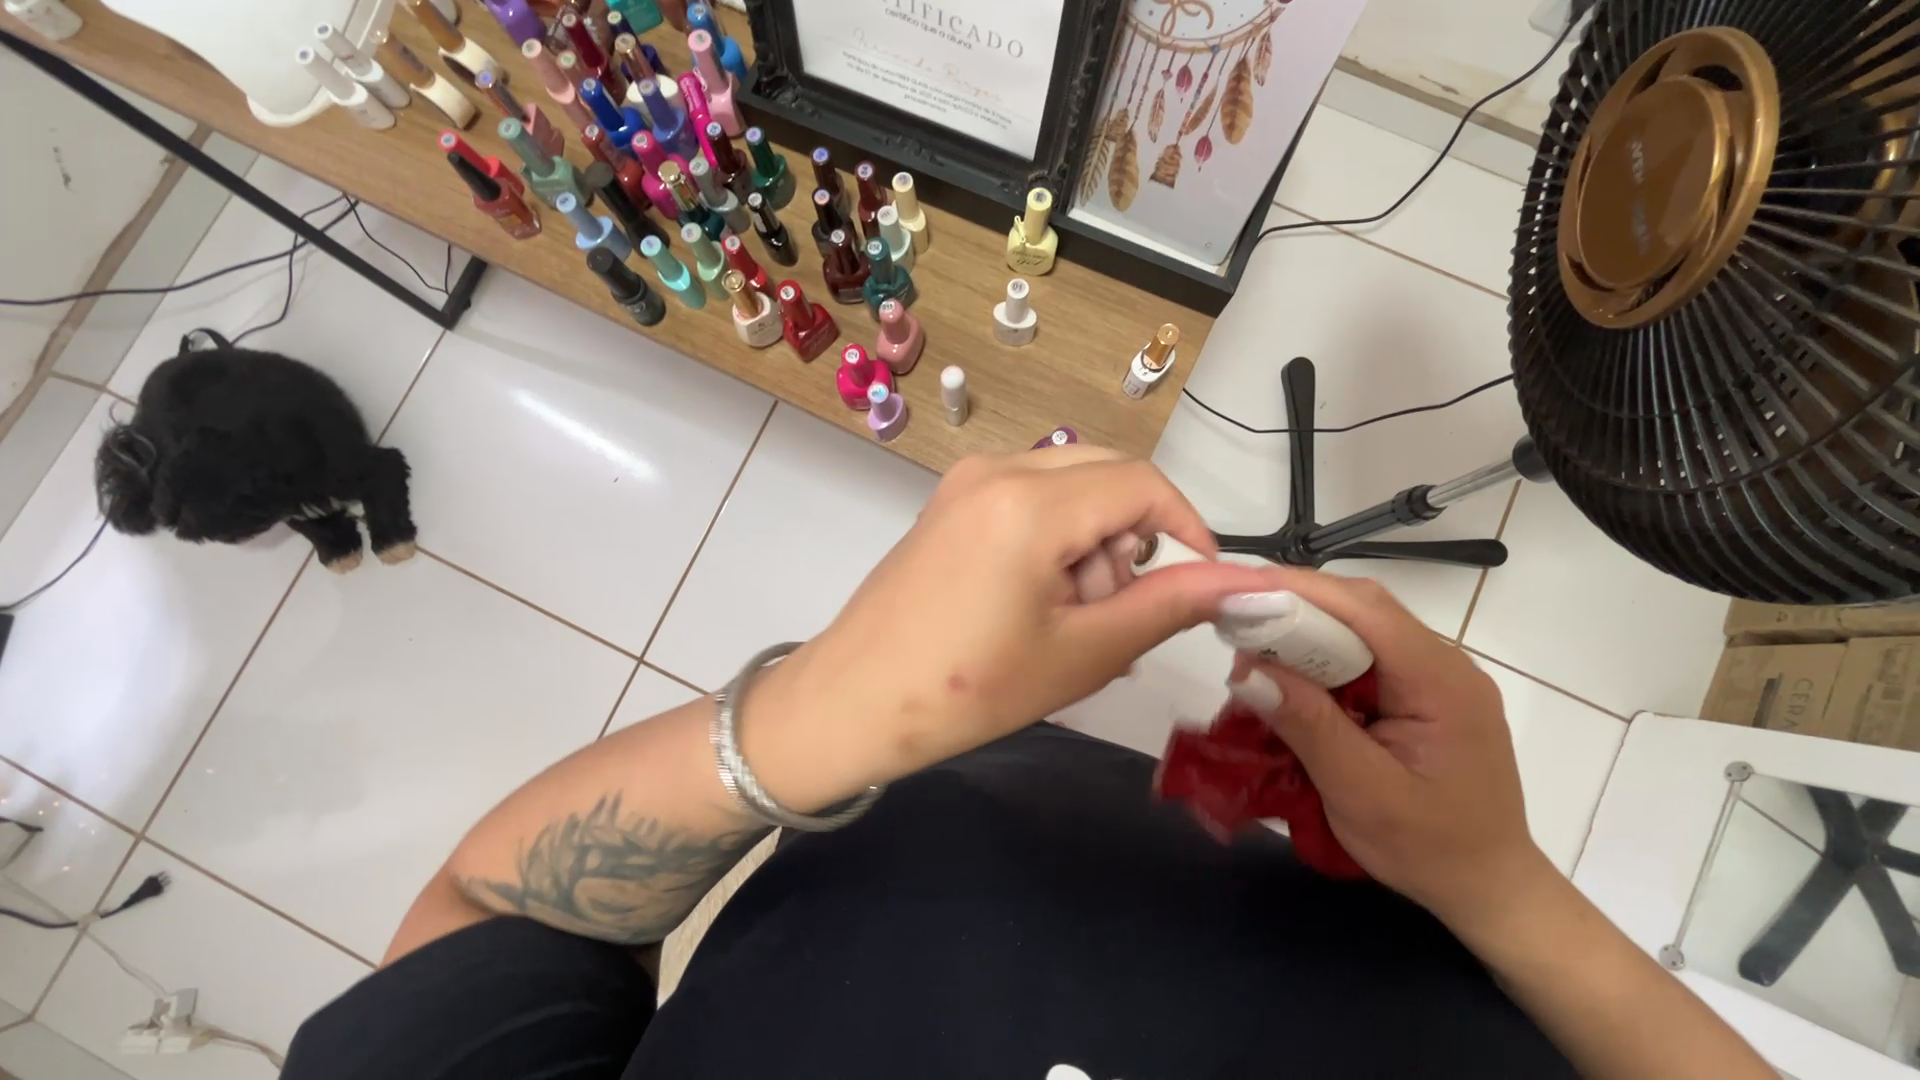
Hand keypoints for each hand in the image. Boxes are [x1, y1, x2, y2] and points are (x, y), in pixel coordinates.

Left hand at [745, 447, 1281, 806]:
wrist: (853, 702)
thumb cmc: (968, 690)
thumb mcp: (1082, 652)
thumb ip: (1168, 605)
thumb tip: (1243, 580)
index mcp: (1029, 502)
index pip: (1142, 483)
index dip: (1188, 526)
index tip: (1201, 581)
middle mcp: (997, 469)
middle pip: (1106, 475)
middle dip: (1131, 537)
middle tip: (1114, 613)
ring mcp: (966, 481)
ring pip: (1070, 485)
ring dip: (1092, 542)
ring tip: (1067, 621)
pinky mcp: (950, 501)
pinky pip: (1030, 497)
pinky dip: (1055, 539)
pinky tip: (1036, 601)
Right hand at [1228, 572, 1551, 930]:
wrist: (1487, 887)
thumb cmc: (1429, 848)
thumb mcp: (1361, 793)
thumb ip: (1309, 725)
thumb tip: (1246, 670)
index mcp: (1441, 683)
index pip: (1366, 611)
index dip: (1301, 592)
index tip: (1239, 593)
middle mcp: (1445, 665)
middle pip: (1364, 608)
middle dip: (1296, 604)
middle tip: (1234, 616)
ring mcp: (1435, 677)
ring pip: (1361, 626)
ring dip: (1304, 627)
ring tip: (1250, 640)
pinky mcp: (1419, 693)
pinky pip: (1364, 653)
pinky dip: (1319, 653)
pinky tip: (1288, 671)